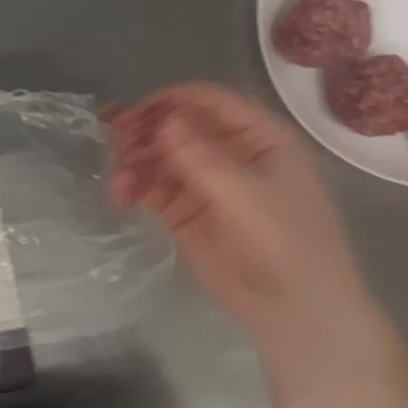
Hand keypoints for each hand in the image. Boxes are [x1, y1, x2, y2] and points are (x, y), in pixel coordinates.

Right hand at [105, 83, 366, 330]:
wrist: (292, 305)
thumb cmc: (284, 242)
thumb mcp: (246, 196)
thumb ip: (202, 158)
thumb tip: (164, 120)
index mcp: (257, 138)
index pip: (207, 102)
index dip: (168, 103)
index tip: (131, 116)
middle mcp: (228, 153)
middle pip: (175, 126)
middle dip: (143, 132)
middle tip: (115, 146)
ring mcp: (204, 182)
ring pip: (158, 156)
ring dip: (133, 161)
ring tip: (118, 182)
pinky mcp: (184, 210)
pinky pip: (151, 186)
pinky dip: (132, 186)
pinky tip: (120, 196)